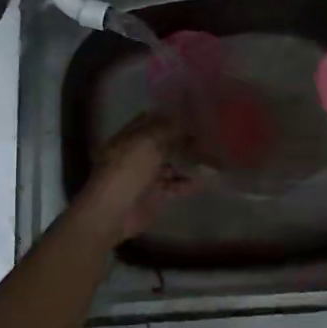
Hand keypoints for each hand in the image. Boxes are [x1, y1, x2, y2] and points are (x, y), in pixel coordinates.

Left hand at [72, 115, 199, 241]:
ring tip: (212, 161)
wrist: (113, 212)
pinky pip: (174, 186)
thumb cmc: (126, 171)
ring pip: (170, 165)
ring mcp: (145, 175)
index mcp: (128, 138)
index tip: (191, 115)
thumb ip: (164, 131)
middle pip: (162, 144)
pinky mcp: (154, 195)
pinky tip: (203, 181)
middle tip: (208, 138)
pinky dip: (187, 184)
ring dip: (189, 163)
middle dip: (183, 141)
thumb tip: (180, 118)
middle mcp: (136, 154)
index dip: (168, 118)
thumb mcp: (145, 144)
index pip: (149, 122)